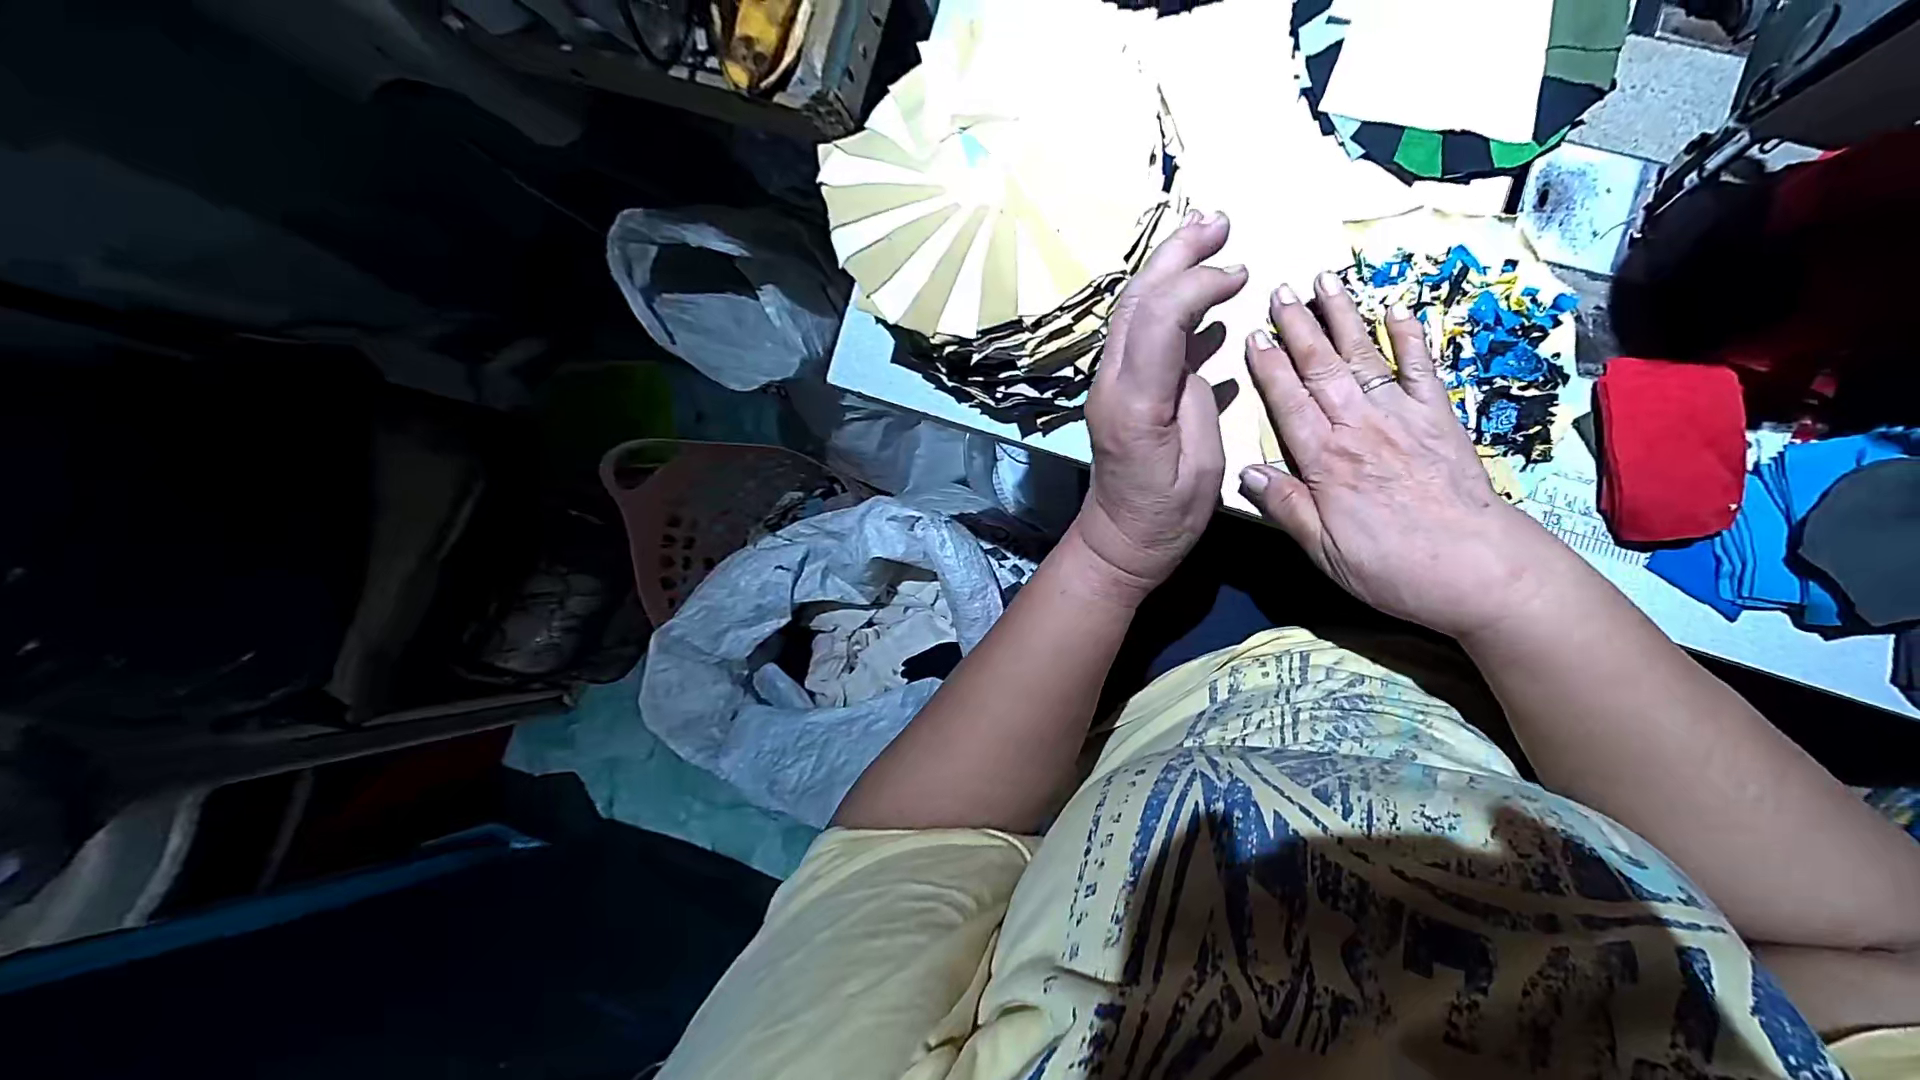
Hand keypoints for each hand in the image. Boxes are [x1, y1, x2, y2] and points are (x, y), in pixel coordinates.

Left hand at [1070, 210, 1247, 601]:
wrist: (1119, 539)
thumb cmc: (1166, 515)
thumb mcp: (1199, 464)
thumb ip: (1196, 400)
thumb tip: (1196, 353)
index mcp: (1135, 402)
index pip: (1160, 317)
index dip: (1199, 284)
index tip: (1240, 273)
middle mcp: (1112, 383)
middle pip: (1137, 301)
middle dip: (1176, 256)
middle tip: (1217, 222)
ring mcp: (1108, 384)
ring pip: (1132, 312)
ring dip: (1166, 271)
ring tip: (1206, 238)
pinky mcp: (1117, 389)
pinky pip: (1138, 335)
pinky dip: (1165, 305)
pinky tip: (1196, 297)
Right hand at [1240, 272, 1576, 638]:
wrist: (1482, 570)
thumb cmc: (1391, 566)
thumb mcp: (1323, 550)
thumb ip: (1285, 506)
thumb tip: (1245, 472)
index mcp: (1326, 461)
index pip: (1288, 402)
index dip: (1268, 366)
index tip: (1253, 333)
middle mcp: (1361, 428)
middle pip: (1322, 369)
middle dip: (1299, 327)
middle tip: (1281, 290)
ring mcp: (1403, 419)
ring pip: (1365, 358)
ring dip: (1344, 318)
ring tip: (1328, 282)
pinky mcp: (1440, 421)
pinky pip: (1422, 371)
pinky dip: (1410, 337)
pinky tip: (1398, 310)